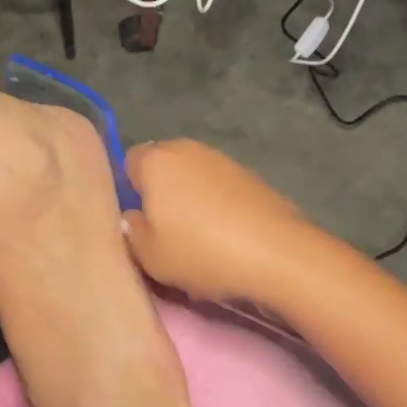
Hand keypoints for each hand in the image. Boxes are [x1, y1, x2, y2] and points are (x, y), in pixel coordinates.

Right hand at [121, 139, 306, 302]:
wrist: (277, 252)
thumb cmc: (203, 251)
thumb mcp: (152, 258)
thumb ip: (132, 233)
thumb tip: (132, 217)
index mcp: (156, 160)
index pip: (129, 162)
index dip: (131, 192)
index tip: (140, 223)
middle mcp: (185, 148)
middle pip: (162, 166)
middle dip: (161, 194)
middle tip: (166, 233)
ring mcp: (220, 158)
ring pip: (191, 176)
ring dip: (190, 198)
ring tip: (200, 238)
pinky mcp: (248, 173)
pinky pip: (218, 186)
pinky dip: (217, 203)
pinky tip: (227, 234)